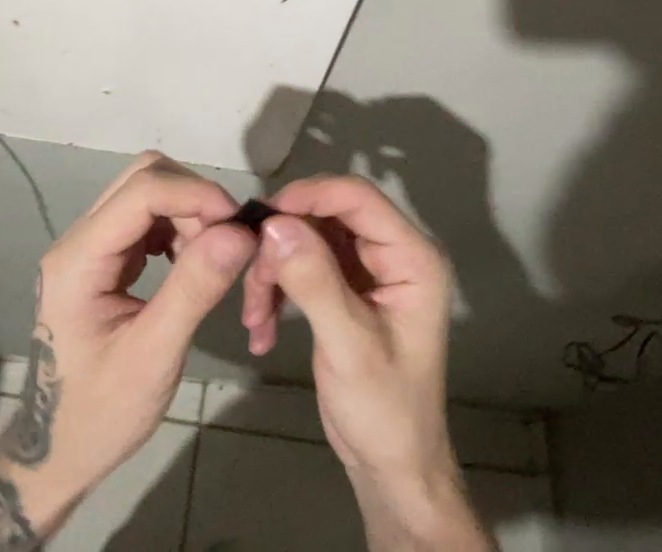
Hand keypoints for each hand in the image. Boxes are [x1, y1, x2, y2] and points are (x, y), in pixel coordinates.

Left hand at [0, 153, 256, 548]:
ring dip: (189, 213)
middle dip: (193, 199)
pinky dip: (180, 229)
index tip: (240, 226)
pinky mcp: (105, 261)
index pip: (141, 192)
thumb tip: (240, 232)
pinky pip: (147, 220)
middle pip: (142, 178)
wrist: (60, 451)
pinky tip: (193, 264)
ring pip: (147, 194)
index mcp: (79, 260)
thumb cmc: (102, 412)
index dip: (197, 195)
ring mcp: (90, 249)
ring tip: (213, 259)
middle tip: (227, 243)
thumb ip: (194, 289)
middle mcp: (79, 241)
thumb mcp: (154, 355)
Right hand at [242, 176, 490, 551]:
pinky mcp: (346, 290)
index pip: (358, 199)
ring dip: (275, 271)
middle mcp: (393, 255)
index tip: (262, 216)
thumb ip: (314, 281)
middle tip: (250, 276)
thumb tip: (274, 224)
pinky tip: (261, 328)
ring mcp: (368, 271)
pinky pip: (304, 267)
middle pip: (328, 216)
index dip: (309, 195)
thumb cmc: (383, 409)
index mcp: (412, 258)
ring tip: (254, 316)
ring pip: (309, 240)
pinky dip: (278, 291)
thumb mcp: (348, 346)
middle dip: (285, 243)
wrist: (390, 465)